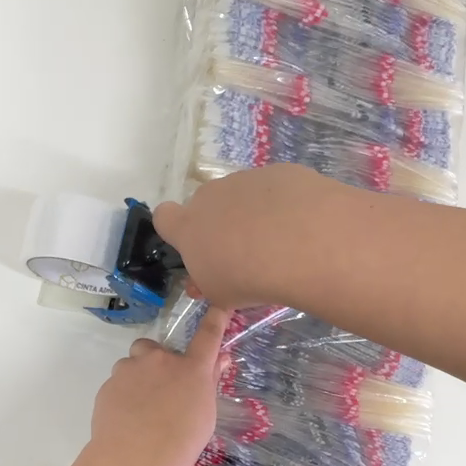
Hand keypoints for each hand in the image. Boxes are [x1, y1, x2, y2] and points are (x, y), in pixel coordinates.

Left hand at [83, 307, 232, 465]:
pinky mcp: (108, 386)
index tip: (217, 306)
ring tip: (140, 409)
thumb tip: (219, 360)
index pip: (207, 336)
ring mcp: (129, 370)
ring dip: (136, 378)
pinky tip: (126, 420)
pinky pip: (116, 385)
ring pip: (131, 365)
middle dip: (155, 362)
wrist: (136, 458)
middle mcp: (159, 361)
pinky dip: (122, 396)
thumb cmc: (182, 441)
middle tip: (161, 390)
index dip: (215, 320)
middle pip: (153, 348)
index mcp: (190, 368)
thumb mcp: (206, 414)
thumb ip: (209, 383)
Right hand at [153, 164, 358, 309]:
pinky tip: (300, 226)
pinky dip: (282, 204)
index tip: (194, 246)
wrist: (302, 245)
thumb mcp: (220, 295)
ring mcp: (246, 179)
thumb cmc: (248, 278)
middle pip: (206, 204)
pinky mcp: (280, 171)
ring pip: (242, 195)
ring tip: (278, 242)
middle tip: (242, 253)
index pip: (164, 217)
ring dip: (252, 214)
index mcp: (189, 227)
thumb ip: (208, 284)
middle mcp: (212, 196)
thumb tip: (205, 283)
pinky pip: (274, 188)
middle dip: (219, 224)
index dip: (175, 230)